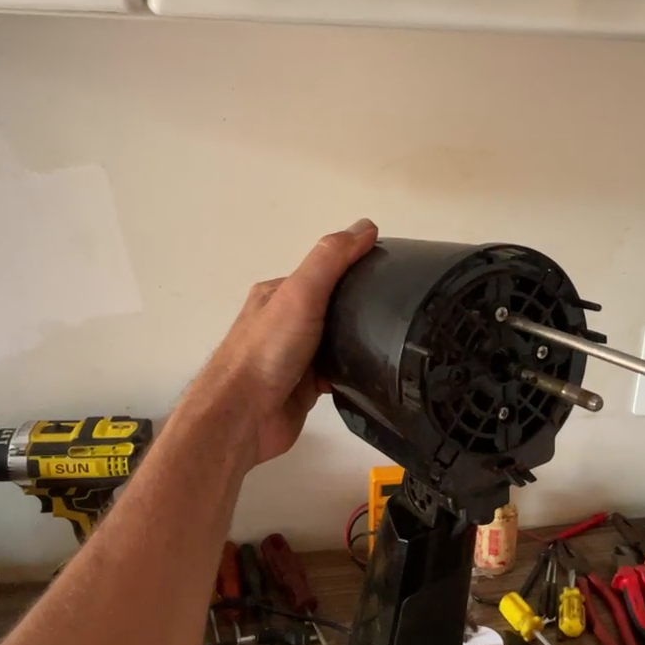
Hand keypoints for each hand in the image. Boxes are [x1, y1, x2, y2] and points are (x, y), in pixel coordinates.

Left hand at [183, 219, 378, 465]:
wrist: (243, 419)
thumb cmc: (266, 351)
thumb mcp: (300, 293)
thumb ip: (331, 260)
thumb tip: (366, 225)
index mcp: (278, 293)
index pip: (324, 270)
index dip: (356, 266)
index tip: (393, 269)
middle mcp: (285, 322)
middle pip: (333, 306)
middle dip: (362, 305)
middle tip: (401, 308)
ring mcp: (296, 356)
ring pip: (338, 341)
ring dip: (360, 340)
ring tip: (397, 338)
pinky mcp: (306, 387)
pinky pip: (339, 373)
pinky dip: (355, 372)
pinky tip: (376, 371)